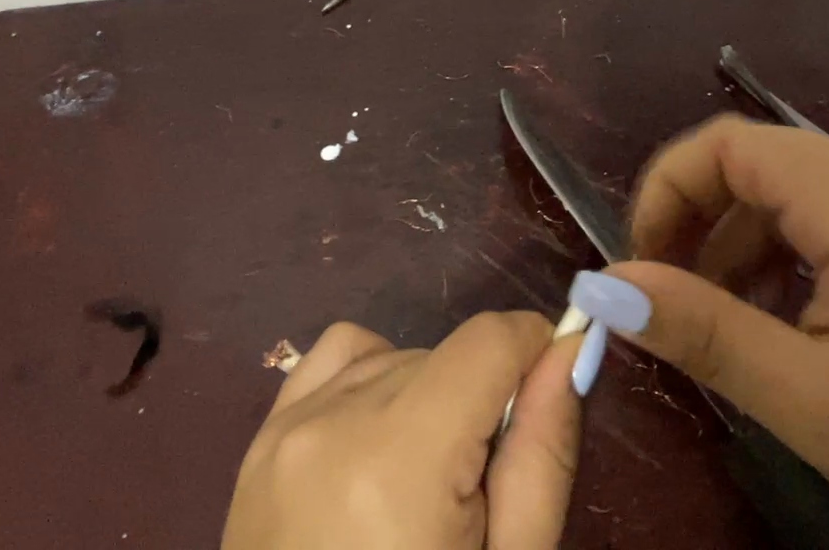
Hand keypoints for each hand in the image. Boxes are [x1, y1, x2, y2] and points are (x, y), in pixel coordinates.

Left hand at [222, 312, 583, 549]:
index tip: (545, 403)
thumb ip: (543, 454)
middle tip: (480, 490)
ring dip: (434, 393)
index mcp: (399, 460)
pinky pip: (341, 358)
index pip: (489, 338)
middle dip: (485, 396)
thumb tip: (566, 350)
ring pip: (400, 356)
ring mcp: (288, 426)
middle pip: (447, 354)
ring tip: (427, 481)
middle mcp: (335, 422)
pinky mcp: (262, 439)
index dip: (535, 351)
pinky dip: (378, 376)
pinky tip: (382, 438)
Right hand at [606, 116, 828, 549]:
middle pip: (761, 163)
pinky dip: (791, 258)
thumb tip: (605, 286)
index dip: (666, 187)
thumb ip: (705, 332)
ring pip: (799, 195)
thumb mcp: (815, 402)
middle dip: (697, 219)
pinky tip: (795, 326)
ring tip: (724, 321)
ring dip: (742, 245)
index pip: (728, 144)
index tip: (639, 263)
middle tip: (668, 295)